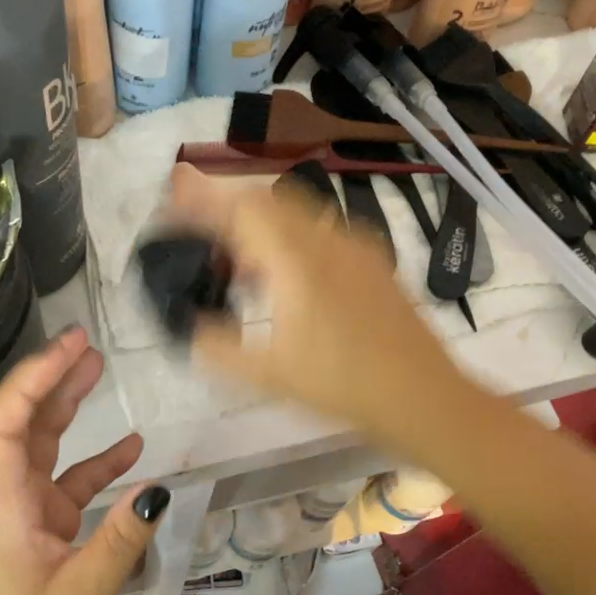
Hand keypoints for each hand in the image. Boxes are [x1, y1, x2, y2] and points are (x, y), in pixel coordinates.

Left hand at [0, 326, 168, 594]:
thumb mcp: (85, 593)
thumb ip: (121, 541)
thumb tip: (158, 489)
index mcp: (4, 506)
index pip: (2, 426)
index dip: (30, 381)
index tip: (67, 349)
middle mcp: (7, 497)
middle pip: (20, 423)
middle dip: (49, 378)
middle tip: (85, 341)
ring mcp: (25, 509)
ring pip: (42, 444)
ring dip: (66, 406)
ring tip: (98, 366)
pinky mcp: (43, 524)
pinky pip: (68, 479)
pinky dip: (95, 460)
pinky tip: (131, 449)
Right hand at [165, 164, 469, 444]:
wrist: (423, 395)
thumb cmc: (342, 386)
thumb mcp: (268, 375)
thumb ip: (217, 347)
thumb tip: (187, 329)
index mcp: (295, 260)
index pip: (239, 207)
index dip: (201, 199)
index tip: (172, 200)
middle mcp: (325, 240)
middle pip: (266, 198)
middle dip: (225, 202)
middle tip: (196, 221)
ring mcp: (355, 247)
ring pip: (296, 211)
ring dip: (258, 220)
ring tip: (235, 254)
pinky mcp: (373, 262)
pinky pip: (320, 231)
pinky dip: (288, 236)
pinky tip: (283, 274)